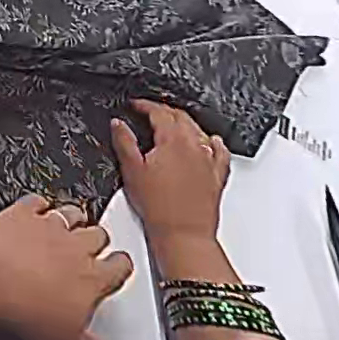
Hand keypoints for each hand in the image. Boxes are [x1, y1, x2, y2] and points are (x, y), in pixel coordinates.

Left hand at [0, 195, 140, 339]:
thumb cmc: (26, 312)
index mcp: (92, 278)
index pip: (120, 266)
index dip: (121, 266)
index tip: (119, 267)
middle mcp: (75, 246)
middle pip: (98, 235)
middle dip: (98, 240)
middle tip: (94, 248)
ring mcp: (47, 226)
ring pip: (72, 214)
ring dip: (74, 219)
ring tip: (73, 225)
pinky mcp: (21, 212)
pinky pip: (37, 202)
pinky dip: (39, 205)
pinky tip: (37, 209)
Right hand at [112, 99, 230, 256]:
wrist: (183, 234)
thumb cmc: (158, 206)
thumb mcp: (131, 170)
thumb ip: (124, 142)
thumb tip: (118, 124)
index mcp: (173, 141)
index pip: (159, 112)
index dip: (145, 105)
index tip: (135, 105)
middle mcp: (194, 146)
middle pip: (181, 117)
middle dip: (164, 110)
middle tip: (149, 111)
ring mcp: (208, 161)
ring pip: (199, 131)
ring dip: (184, 122)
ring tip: (172, 122)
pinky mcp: (217, 177)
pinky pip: (220, 153)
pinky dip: (214, 143)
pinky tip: (212, 142)